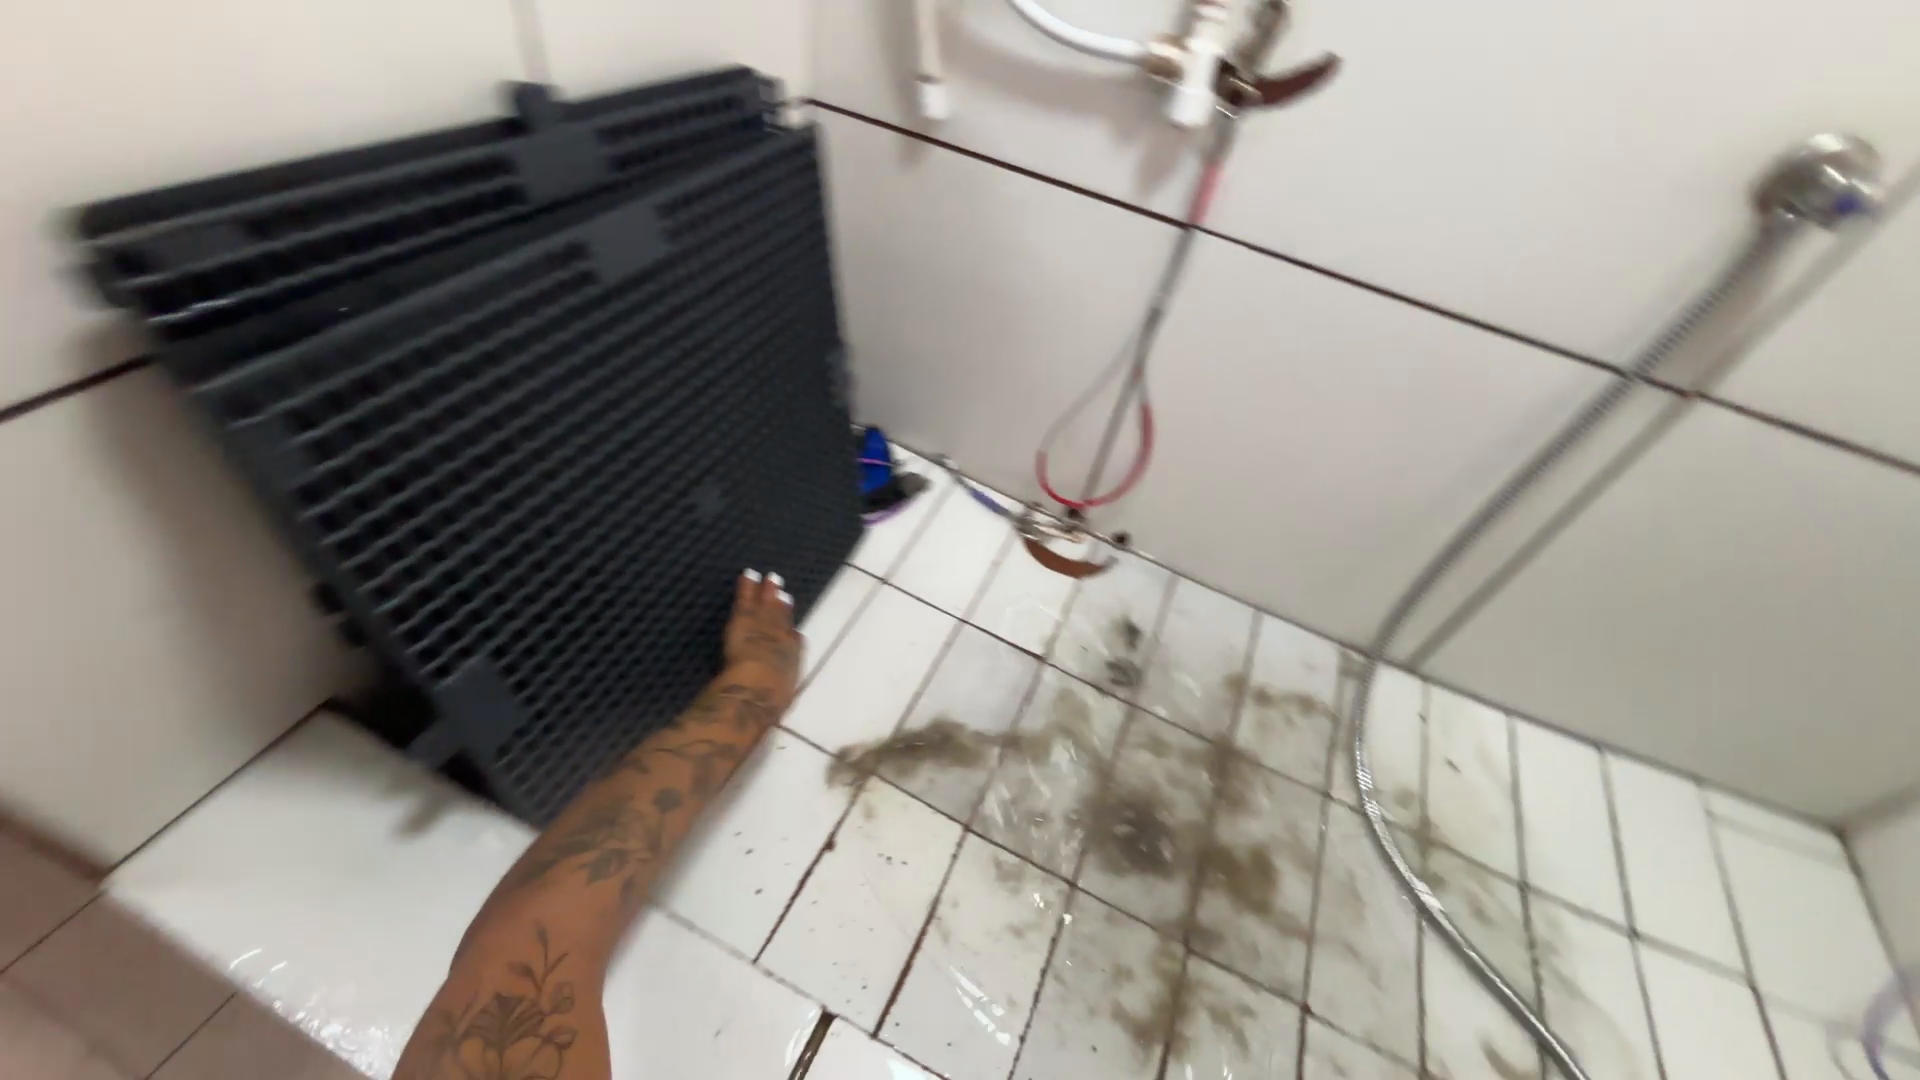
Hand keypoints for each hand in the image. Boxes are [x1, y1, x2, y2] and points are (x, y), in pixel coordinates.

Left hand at [724, 569, 802, 709]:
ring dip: (769, 591)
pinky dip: (748, 587)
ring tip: (771, 577)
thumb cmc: (769, 701)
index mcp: (793, 659)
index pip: (795, 643)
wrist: (757, 688)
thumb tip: (780, 693)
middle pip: (782, 617)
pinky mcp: (746, 620)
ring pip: (767, 605)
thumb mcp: (782, 698)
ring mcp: (764, 626)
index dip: (792, 635)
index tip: (793, 631)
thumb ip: (781, 691)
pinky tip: (747, 576)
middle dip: (782, 603)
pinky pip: (747, 600)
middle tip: (783, 589)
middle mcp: (782, 639)